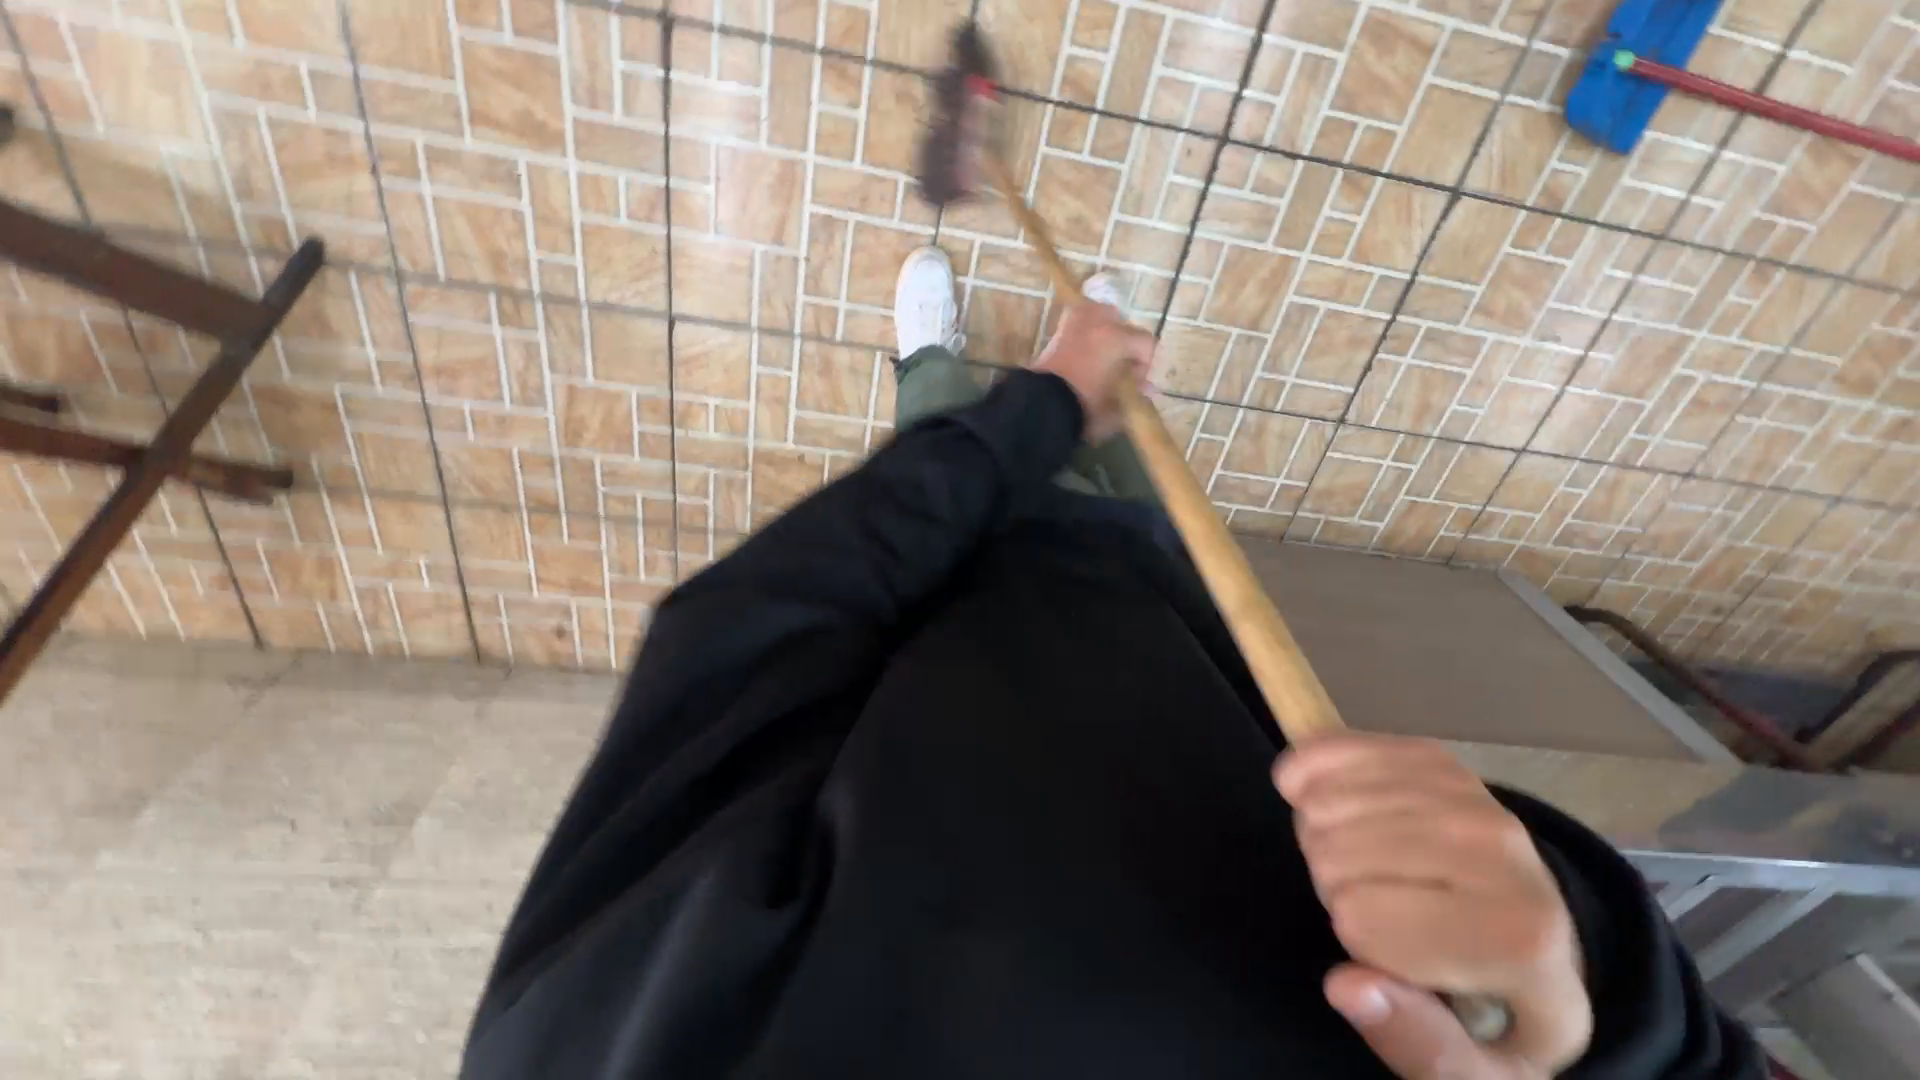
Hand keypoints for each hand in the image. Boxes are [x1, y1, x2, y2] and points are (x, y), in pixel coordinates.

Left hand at [1029, 298, 1153, 442]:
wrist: (1041, 407)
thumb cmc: (1085, 408)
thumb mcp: (1116, 409)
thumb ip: (1136, 396)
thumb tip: (1149, 390)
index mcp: (1117, 339)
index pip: (1146, 343)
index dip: (1146, 364)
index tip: (1136, 384)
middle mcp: (1098, 323)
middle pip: (1123, 324)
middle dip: (1126, 345)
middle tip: (1120, 369)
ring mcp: (1074, 324)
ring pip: (1099, 314)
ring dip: (1106, 331)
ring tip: (1103, 357)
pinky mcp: (1056, 332)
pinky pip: (1077, 323)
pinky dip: (1084, 332)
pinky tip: (1084, 354)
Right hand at [1273, 734, 1591, 1078]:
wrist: (1543, 935)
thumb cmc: (1500, 1008)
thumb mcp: (1479, 1069)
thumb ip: (1417, 1043)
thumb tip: (1345, 986)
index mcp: (1518, 938)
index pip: (1358, 918)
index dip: (1360, 946)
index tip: (1401, 959)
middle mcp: (1497, 847)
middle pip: (1334, 855)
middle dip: (1337, 888)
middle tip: (1382, 909)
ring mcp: (1463, 790)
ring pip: (1323, 804)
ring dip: (1324, 837)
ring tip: (1371, 866)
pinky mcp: (1432, 753)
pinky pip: (1326, 750)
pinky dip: (1308, 778)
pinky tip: (1331, 805)